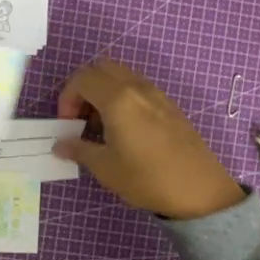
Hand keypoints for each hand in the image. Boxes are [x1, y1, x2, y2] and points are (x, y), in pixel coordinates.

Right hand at [53, 59, 243, 219]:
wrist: (199, 191)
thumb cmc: (146, 178)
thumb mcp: (105, 168)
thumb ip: (78, 149)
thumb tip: (60, 144)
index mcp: (118, 98)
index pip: (82, 79)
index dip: (66, 98)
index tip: (67, 124)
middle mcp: (137, 88)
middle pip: (102, 69)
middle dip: (84, 89)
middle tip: (81, 118)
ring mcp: (157, 95)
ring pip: (122, 77)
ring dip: (104, 93)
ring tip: (101, 127)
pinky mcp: (170, 106)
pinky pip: (138, 89)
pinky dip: (123, 99)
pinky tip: (125, 131)